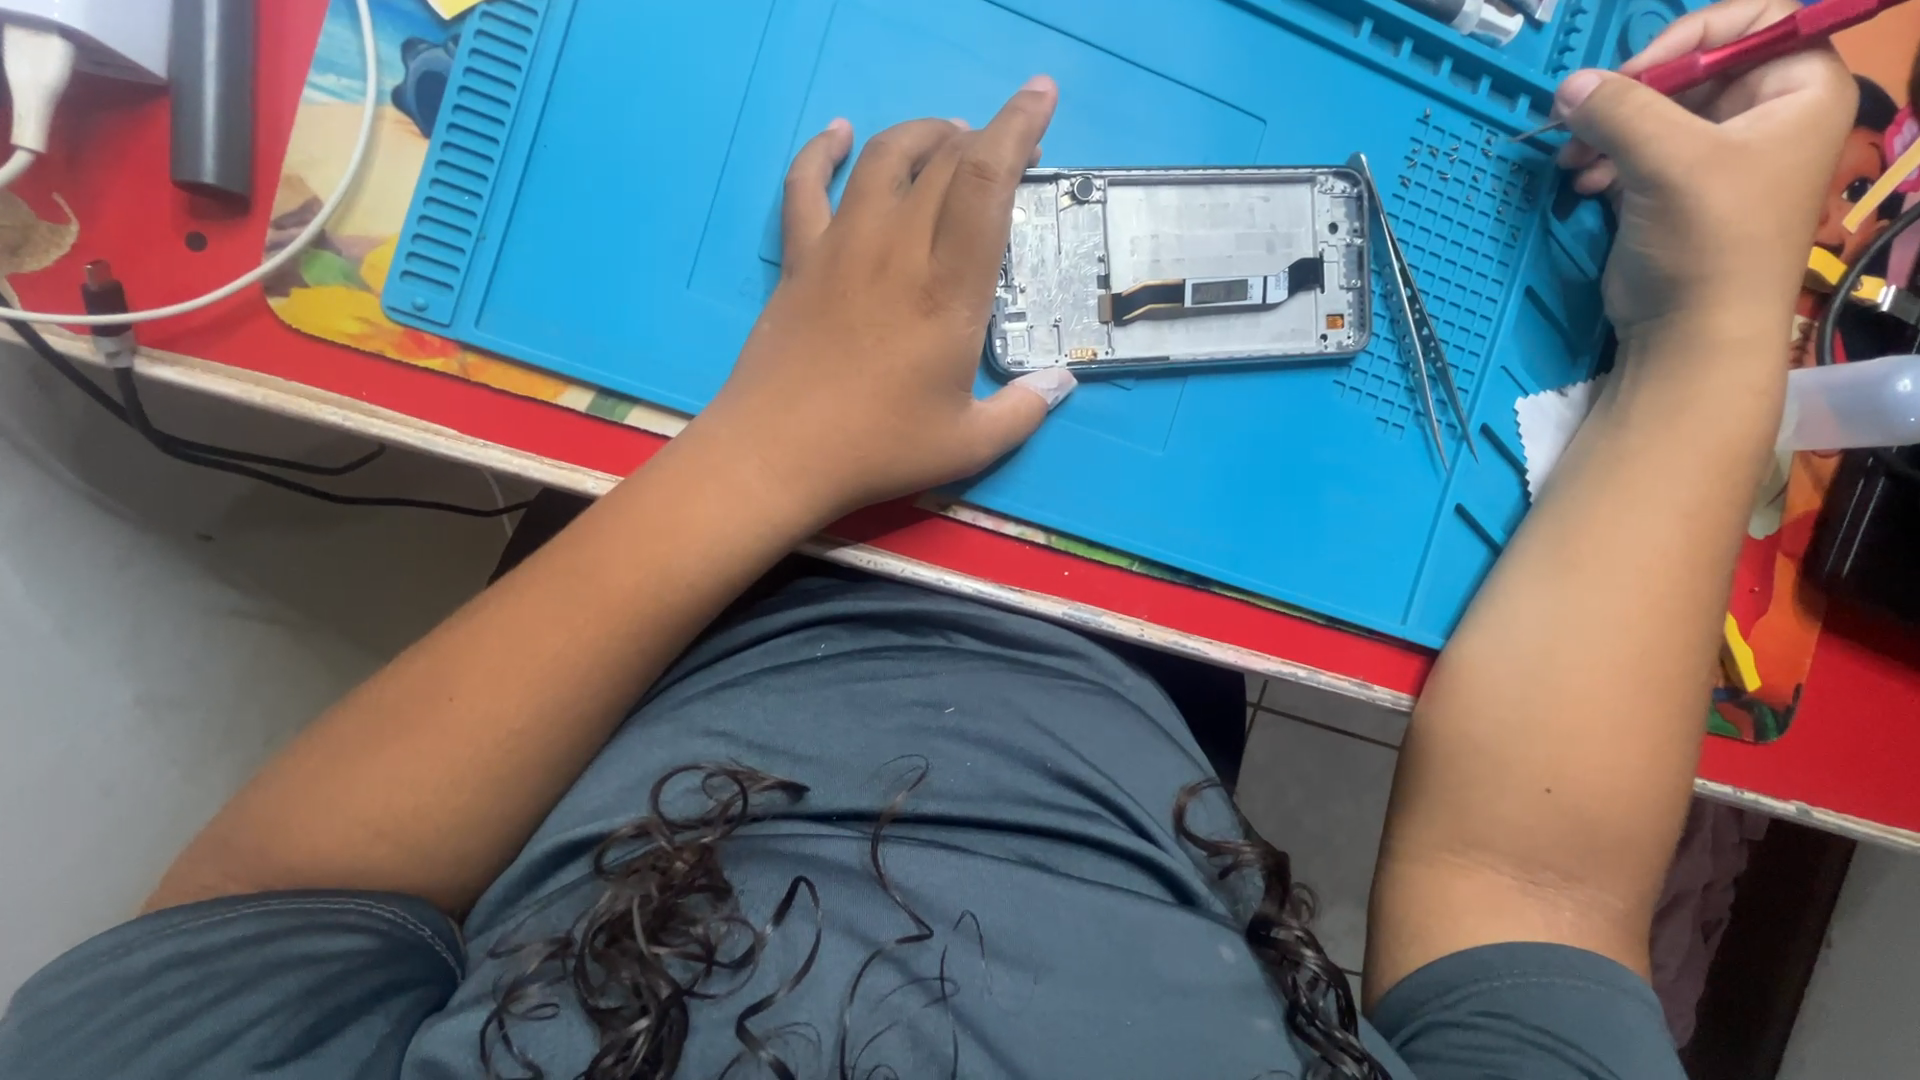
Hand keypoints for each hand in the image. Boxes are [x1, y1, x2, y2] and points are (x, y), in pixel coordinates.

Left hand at [689, 77, 1073, 525]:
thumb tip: (1061, 384)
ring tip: (946, 137)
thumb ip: (1024, 411)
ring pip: (882, 158)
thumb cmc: (878, 450)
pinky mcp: (799, 259)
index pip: (986, 181)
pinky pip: (805, 185)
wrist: (778, 454)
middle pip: (941, 160)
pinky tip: (839, 133)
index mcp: (948, 288)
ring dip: (921, 135)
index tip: (1040, 98)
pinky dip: (822, 150)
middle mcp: (896, 249)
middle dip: (981, 136)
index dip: (1017, 128)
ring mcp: (841, 247)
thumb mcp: (969, 445)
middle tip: (1002, 150)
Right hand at [1554, 0, 1854, 345]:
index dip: (1688, 38)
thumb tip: (1568, 85)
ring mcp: (1714, 156)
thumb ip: (1621, 113)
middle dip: (1629, 98)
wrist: (1692, 329)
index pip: (1754, 24)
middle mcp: (1761, 115)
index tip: (1631, 74)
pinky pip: (1635, 154)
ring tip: (1571, 163)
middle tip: (1581, 124)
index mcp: (1796, 91)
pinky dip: (1603, 163)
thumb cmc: (1706, 239)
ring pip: (1653, 117)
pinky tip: (1581, 184)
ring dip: (1605, 134)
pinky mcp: (1673, 191)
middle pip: (1691, 73)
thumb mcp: (1669, 163)